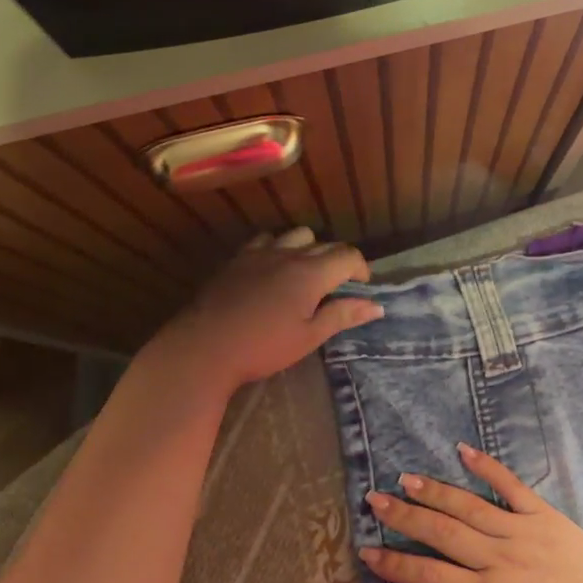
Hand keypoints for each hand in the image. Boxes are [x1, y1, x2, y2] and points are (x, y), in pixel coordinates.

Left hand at [147, 227, 377, 397]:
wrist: (204, 346)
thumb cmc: (262, 347)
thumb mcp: (308, 337)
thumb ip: (342, 315)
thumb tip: (377, 306)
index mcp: (311, 273)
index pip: (348, 256)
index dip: (361, 268)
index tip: (362, 286)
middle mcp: (289, 254)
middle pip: (325, 244)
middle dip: (339, 260)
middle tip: (338, 285)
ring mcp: (261, 252)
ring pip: (297, 235)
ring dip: (310, 248)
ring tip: (307, 271)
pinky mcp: (239, 257)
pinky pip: (266, 239)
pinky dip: (279, 246)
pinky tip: (274, 266)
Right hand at [362, 445, 582, 582]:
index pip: (429, 577)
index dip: (395, 564)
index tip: (366, 550)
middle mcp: (499, 559)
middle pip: (442, 533)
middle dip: (404, 517)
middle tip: (373, 499)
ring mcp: (523, 532)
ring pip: (469, 506)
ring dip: (434, 491)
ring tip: (405, 479)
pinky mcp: (546, 516)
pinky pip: (511, 487)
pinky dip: (487, 466)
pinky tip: (464, 450)